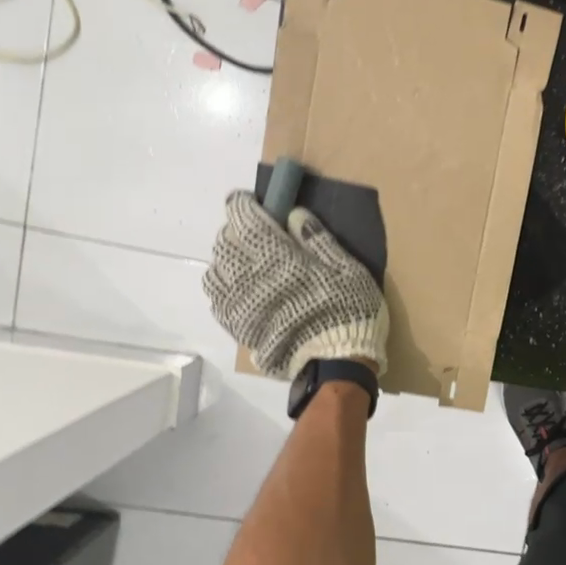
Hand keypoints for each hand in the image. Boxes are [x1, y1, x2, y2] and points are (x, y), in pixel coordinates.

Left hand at [204, 192, 389, 378]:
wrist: (336, 364)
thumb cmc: (348, 310)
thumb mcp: (347, 270)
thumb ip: (319, 240)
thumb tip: (293, 214)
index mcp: (276, 255)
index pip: (245, 218)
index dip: (245, 205)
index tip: (252, 201)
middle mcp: (248, 275)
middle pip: (227, 242)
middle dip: (239, 231)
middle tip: (258, 234)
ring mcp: (238, 303)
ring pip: (217, 270)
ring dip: (230, 260)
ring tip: (249, 264)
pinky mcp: (237, 326)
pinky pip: (219, 298)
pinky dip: (228, 287)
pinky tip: (245, 291)